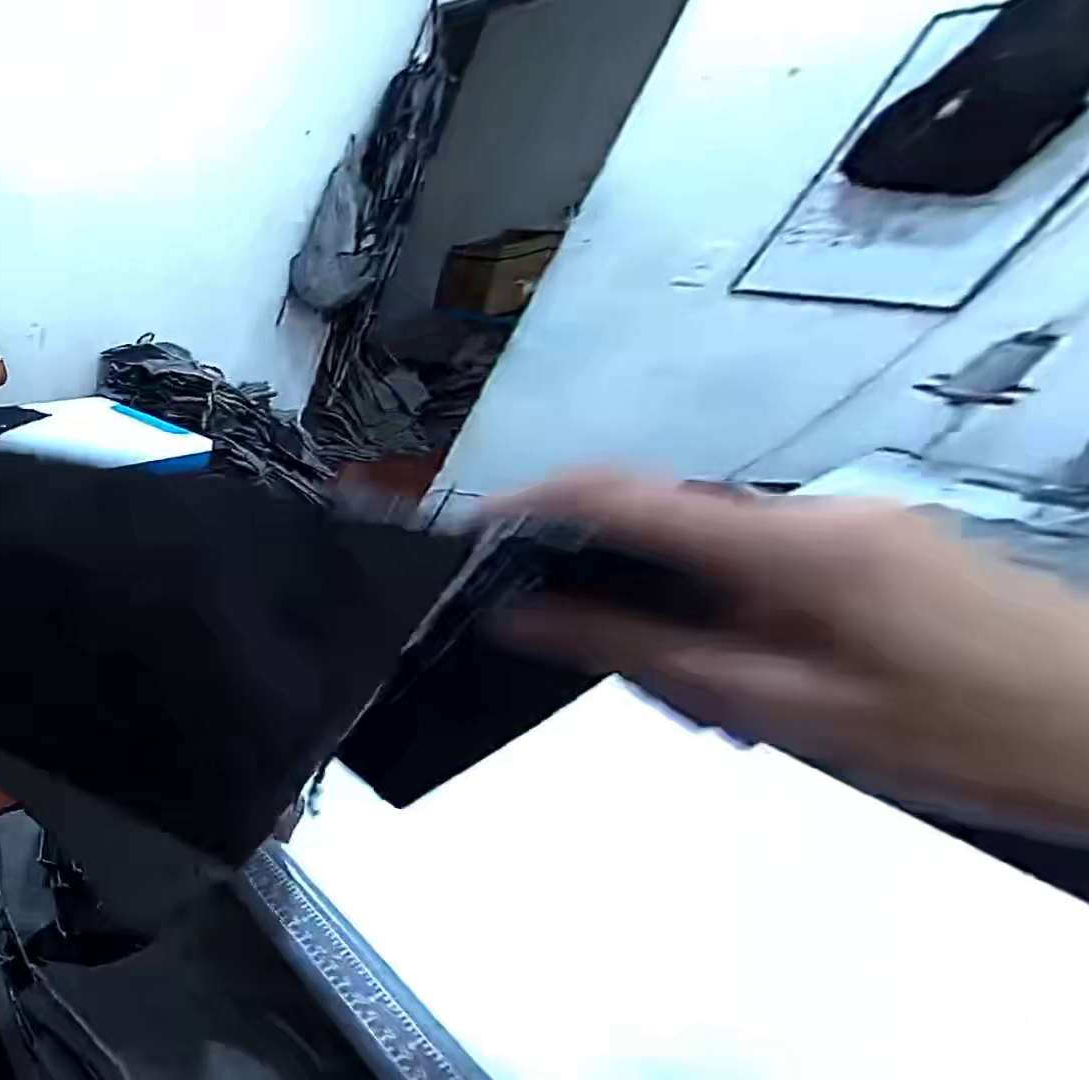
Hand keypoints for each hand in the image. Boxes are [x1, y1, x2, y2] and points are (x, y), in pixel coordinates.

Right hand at [491, 472, 1088, 834]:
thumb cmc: (963, 734)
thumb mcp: (770, 703)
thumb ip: (633, 648)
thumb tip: (523, 620)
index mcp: (783, 546)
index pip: (619, 492)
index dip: (534, 499)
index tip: (477, 525)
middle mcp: (805, 511)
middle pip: (648, 506)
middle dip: (581, 549)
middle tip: (548, 610)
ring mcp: (834, 517)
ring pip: (687, 527)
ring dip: (635, 571)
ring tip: (638, 643)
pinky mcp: (853, 534)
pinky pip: (730, 540)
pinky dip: (684, 578)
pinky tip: (704, 637)